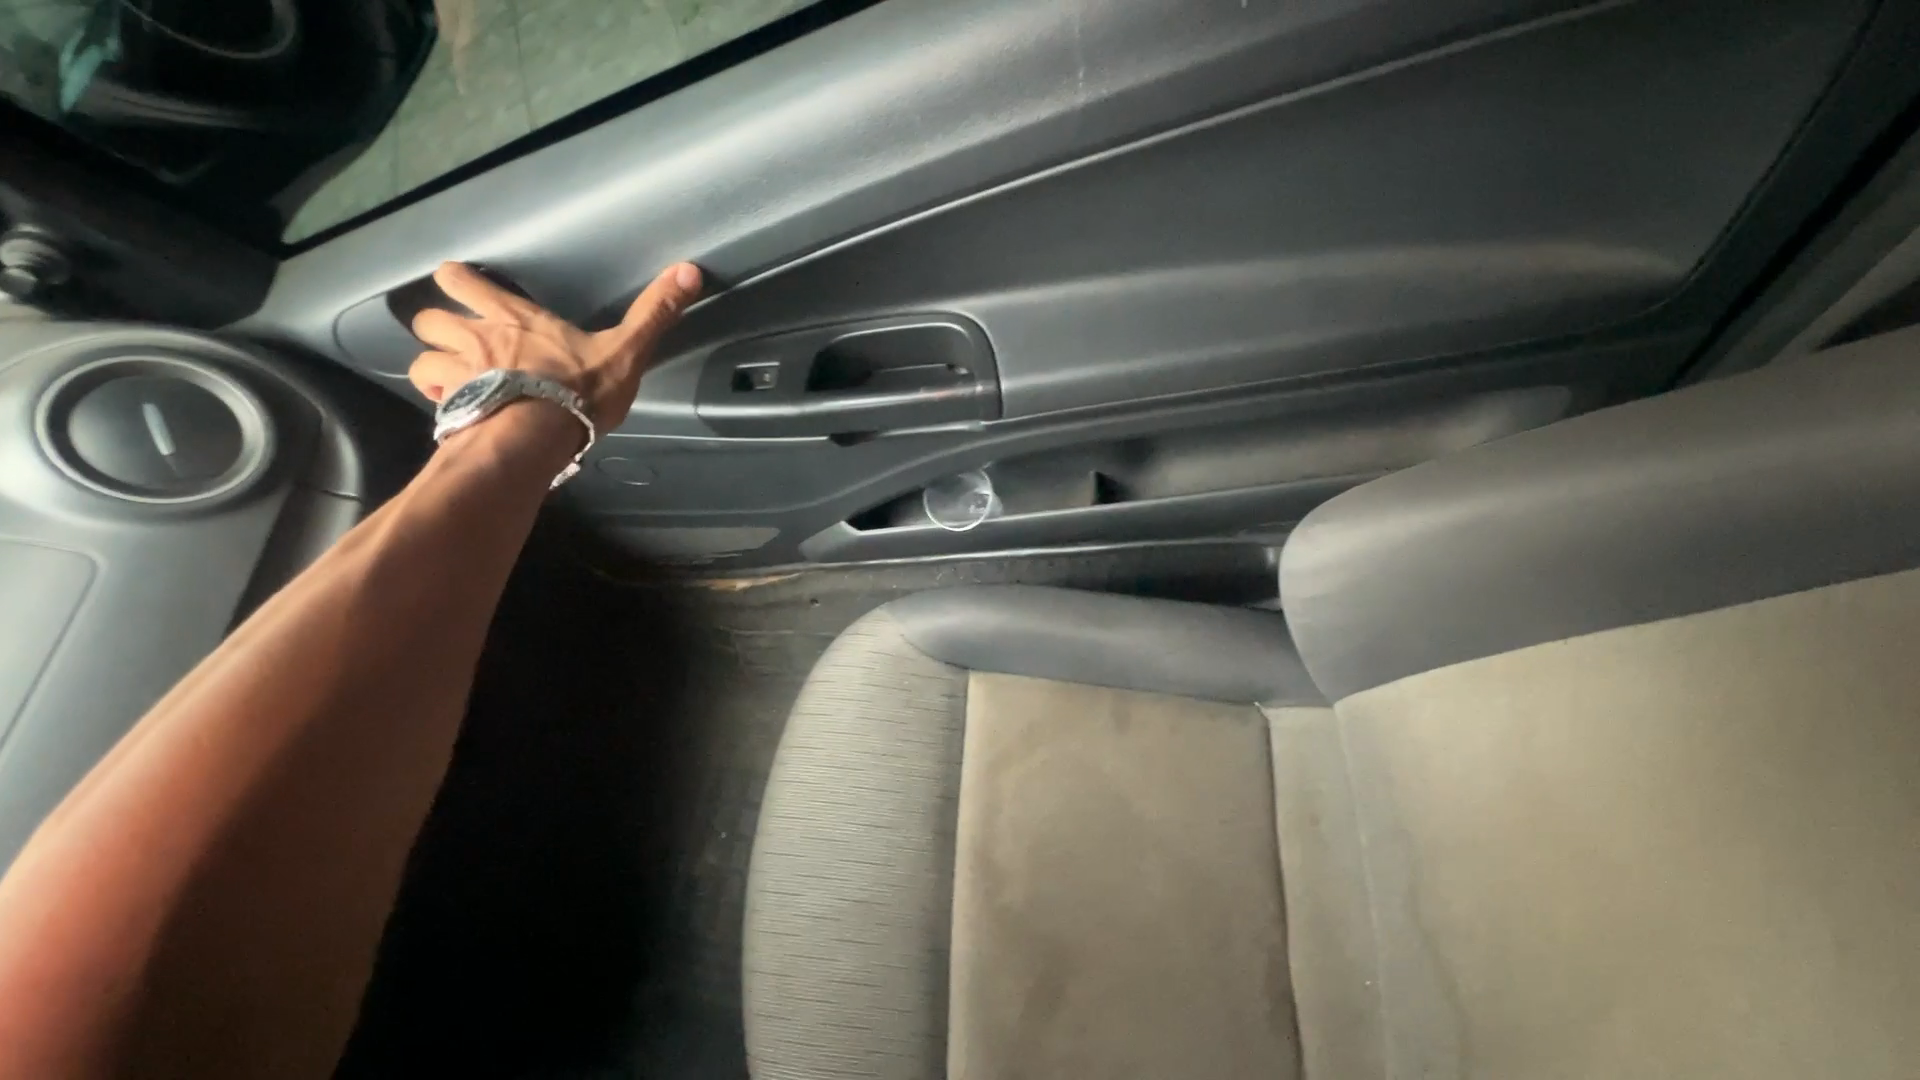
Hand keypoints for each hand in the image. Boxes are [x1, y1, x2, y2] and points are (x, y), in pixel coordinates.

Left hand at [407, 260, 702, 431]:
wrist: (542, 436)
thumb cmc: (581, 389)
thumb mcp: (626, 350)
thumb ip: (653, 313)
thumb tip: (692, 270)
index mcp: (514, 318)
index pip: (461, 280)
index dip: (456, 282)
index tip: (464, 290)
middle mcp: (476, 339)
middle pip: (427, 319)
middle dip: (438, 328)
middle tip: (459, 344)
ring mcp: (458, 376)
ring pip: (421, 362)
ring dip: (435, 370)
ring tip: (455, 385)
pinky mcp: (451, 411)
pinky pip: (432, 403)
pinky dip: (440, 405)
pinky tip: (458, 415)